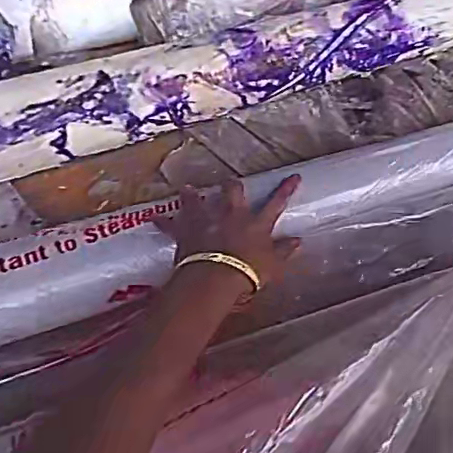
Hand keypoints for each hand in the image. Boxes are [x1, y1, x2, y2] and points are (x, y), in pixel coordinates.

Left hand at [157, 175, 302, 296]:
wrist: (216, 277)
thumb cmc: (249, 271)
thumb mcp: (274, 264)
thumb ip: (284, 250)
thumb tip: (298, 241)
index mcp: (257, 223)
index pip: (277, 202)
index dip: (286, 189)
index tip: (294, 176)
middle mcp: (232, 215)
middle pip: (233, 192)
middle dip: (233, 185)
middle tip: (231, 182)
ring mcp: (208, 221)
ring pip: (199, 201)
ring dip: (193, 195)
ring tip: (188, 188)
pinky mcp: (187, 232)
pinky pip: (171, 225)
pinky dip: (163, 222)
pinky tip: (154, 217)